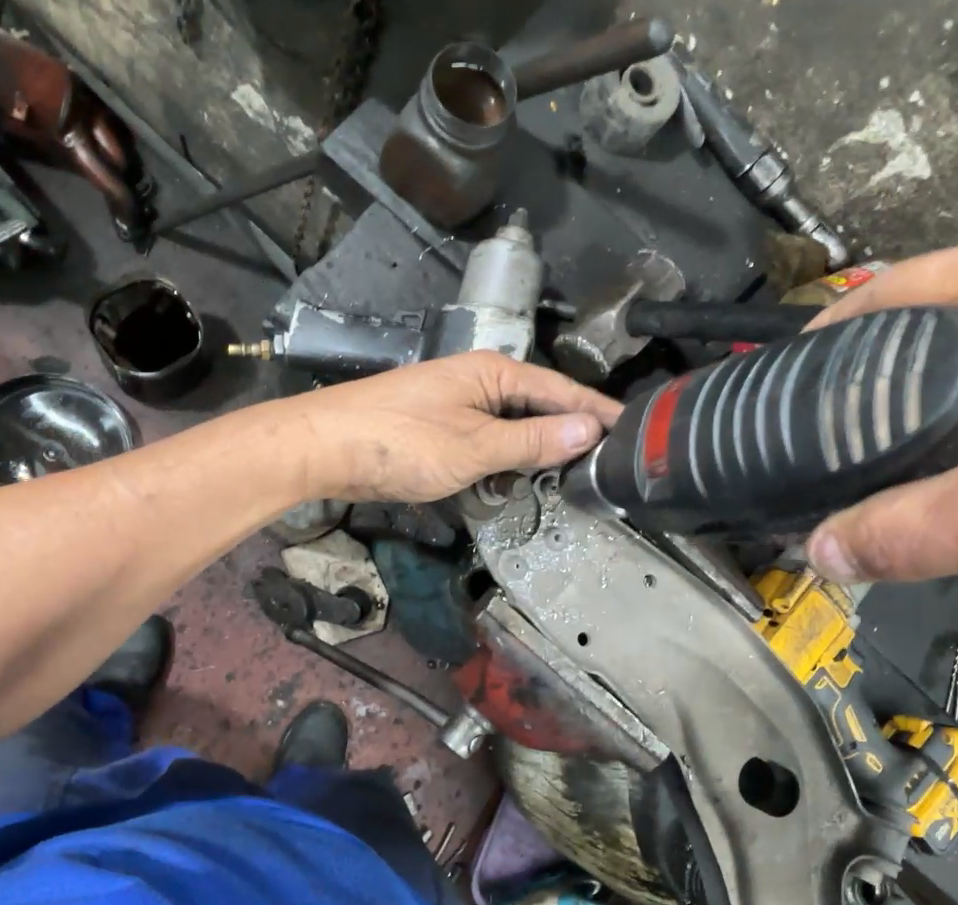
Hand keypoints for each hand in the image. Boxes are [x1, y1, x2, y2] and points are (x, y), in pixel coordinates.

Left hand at [286, 352, 622, 502]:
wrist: (322, 447)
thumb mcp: (475, 447)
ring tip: (574, 478)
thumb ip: (532, 442)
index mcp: (493, 372)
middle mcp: (478, 381)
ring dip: (537, 452)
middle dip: (571, 435)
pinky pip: (487, 442)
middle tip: (609, 466)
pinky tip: (517, 480)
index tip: (634, 431)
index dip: (597, 412)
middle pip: (539, 408)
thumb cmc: (400, 441)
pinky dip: (505, 460)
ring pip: (513, 429)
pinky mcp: (439, 429)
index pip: (561, 390)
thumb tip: (590, 430)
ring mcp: (456, 405)